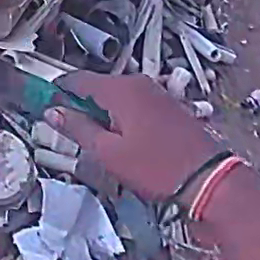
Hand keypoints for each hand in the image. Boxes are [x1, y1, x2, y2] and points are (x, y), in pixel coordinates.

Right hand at [42, 72, 221, 202]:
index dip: (58, 91)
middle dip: (81, 103)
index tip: (47, 105)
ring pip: (115, 94)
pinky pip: (133, 101)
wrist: (211, 181)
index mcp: (120, 89)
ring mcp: (155, 92)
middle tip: (72, 129)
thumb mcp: (109, 152)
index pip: (77, 79)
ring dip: (102, 110)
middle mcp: (137, 83)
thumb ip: (78, 128)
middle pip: (97, 85)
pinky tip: (123, 138)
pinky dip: (121, 113)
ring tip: (99, 139)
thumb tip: (53, 112)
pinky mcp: (167, 104)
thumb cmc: (158, 168)